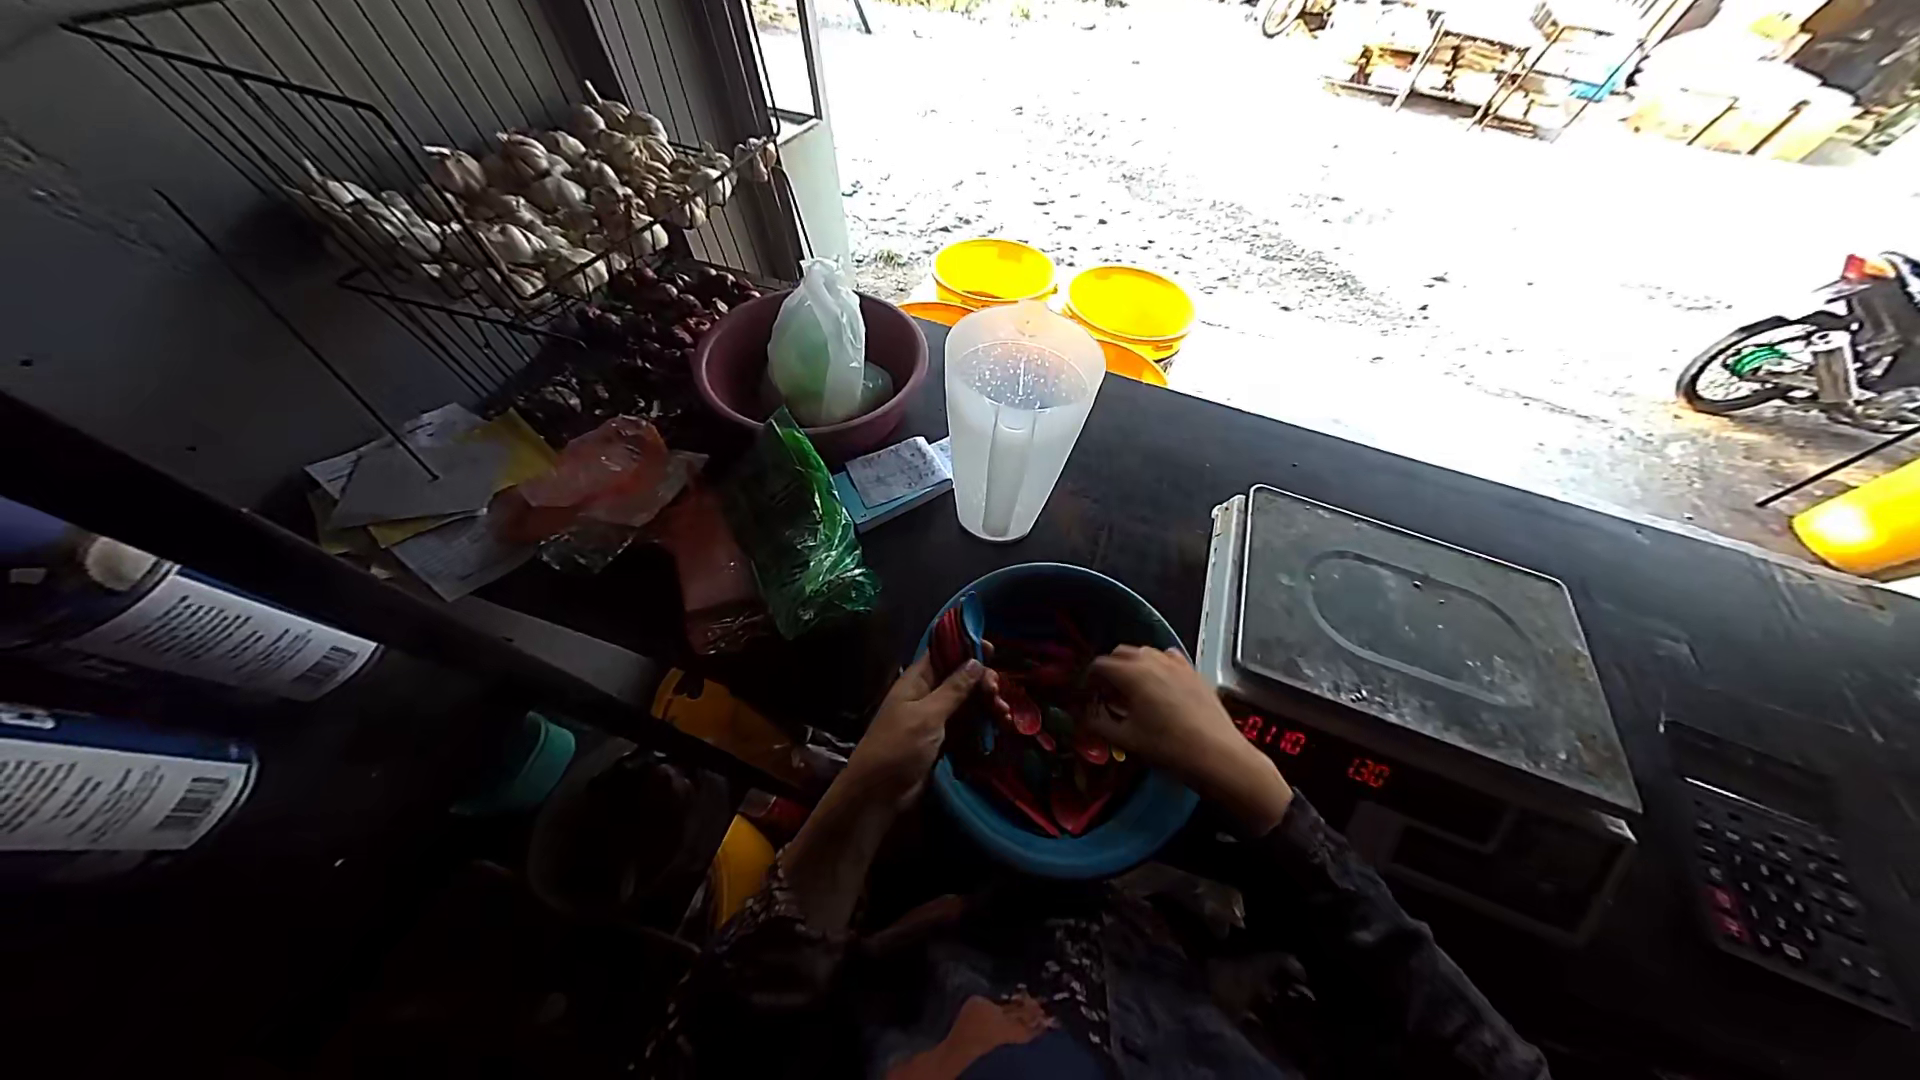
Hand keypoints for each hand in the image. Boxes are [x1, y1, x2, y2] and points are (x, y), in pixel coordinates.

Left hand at [843, 654, 997, 809]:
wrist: (878, 794)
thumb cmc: (898, 747)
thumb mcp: (928, 715)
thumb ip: (953, 688)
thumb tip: (975, 661)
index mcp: (917, 681)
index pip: (944, 653)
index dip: (966, 647)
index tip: (993, 649)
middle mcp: (927, 695)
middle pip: (961, 678)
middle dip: (983, 682)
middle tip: (997, 694)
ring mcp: (935, 719)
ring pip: (968, 703)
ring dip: (987, 706)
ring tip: (1005, 716)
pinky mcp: (942, 740)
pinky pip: (967, 726)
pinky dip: (983, 725)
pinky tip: (999, 728)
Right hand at [1086, 646, 1292, 833]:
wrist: (1218, 756)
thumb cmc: (1168, 748)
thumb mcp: (1125, 739)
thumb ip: (1098, 724)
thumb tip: (1084, 717)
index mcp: (1131, 673)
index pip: (1099, 665)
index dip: (1088, 679)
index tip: (1086, 695)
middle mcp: (1151, 660)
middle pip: (1119, 653)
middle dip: (1109, 669)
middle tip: (1106, 694)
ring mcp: (1175, 663)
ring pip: (1144, 652)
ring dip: (1131, 665)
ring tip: (1131, 690)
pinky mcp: (1193, 671)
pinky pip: (1167, 657)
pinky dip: (1156, 665)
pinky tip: (1158, 684)